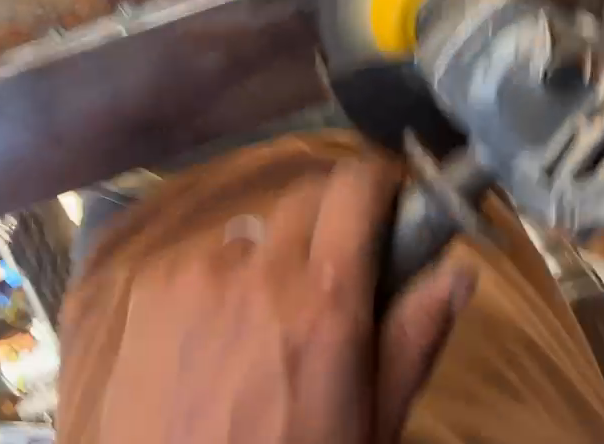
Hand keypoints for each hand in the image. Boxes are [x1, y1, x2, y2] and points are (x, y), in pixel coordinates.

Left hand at [93, 157, 476, 442]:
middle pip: (305, 194)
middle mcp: (257, 267)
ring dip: (269, 255)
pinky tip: (211, 336)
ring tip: (263, 318)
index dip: (376, 184)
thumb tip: (458, 271)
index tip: (386, 200)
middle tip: (333, 268)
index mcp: (323, 299)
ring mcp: (193, 271)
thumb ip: (413, 339)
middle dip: (329, 217)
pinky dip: (216, 282)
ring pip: (251, 229)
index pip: (355, 185)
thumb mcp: (370, 427)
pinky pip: (197, 258)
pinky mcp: (146, 287)